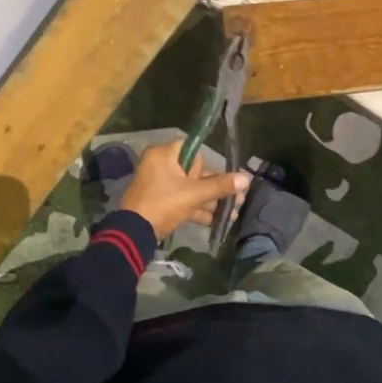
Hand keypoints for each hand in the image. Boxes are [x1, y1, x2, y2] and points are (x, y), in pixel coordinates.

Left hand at [119, 140, 249, 238]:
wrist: (135, 232)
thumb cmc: (163, 204)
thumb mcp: (193, 194)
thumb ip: (219, 186)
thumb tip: (246, 178)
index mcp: (163, 155)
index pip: (192, 150)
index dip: (206, 165)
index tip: (215, 179)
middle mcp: (160, 165)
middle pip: (194, 172)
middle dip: (215, 188)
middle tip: (235, 199)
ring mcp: (160, 185)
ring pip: (190, 188)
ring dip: (210, 201)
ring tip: (231, 213)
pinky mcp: (161, 202)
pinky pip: (183, 200)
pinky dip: (197, 209)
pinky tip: (217, 221)